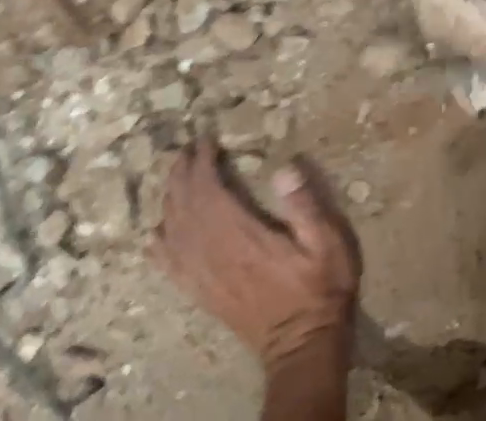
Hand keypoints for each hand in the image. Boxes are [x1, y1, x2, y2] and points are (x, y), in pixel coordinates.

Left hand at [150, 138, 361, 372]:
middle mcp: (215, 255)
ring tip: (174, 177)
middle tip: (186, 149)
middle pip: (186, 208)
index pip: (211, 194)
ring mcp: (203, 277)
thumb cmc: (321, 289)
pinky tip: (157, 231)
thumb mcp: (328, 242)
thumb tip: (284, 168)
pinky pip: (169, 264)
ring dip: (169, 201)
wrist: (302, 343)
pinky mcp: (201, 292)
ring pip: (172, 232)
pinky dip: (159, 242)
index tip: (206, 141)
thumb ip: (306, 206)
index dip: (203, 165)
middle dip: (182, 175)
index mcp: (244, 238)